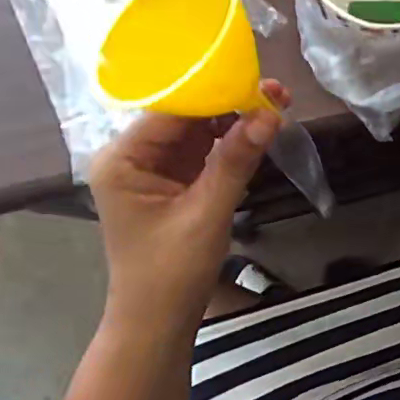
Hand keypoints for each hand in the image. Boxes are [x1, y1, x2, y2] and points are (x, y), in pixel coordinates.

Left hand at [87, 81, 288, 329]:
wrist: (158, 322)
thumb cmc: (170, 272)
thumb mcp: (206, 214)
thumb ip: (235, 161)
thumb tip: (269, 115)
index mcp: (123, 158)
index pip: (170, 109)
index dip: (212, 90)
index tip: (254, 77)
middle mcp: (133, 155)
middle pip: (185, 114)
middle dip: (228, 102)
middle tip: (274, 91)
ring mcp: (154, 168)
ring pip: (197, 130)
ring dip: (234, 119)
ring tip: (275, 105)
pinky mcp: (174, 181)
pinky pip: (204, 150)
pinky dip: (230, 142)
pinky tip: (258, 130)